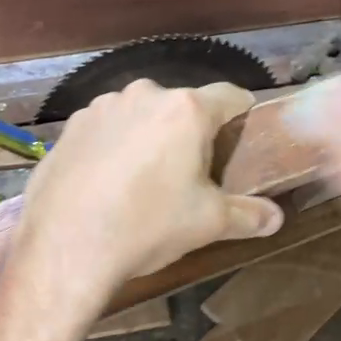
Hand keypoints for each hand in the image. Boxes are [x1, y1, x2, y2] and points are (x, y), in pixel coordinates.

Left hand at [7, 80, 284, 308]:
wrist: (64, 246)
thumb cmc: (147, 226)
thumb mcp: (208, 224)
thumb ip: (248, 215)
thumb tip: (276, 218)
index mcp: (186, 110)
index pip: (231, 96)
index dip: (242, 116)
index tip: (243, 138)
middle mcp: (144, 95)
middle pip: (182, 106)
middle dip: (191, 133)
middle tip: (192, 174)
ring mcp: (102, 107)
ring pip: (141, 115)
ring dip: (149, 137)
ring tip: (144, 181)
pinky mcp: (71, 126)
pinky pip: (107, 129)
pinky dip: (114, 147)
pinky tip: (107, 183)